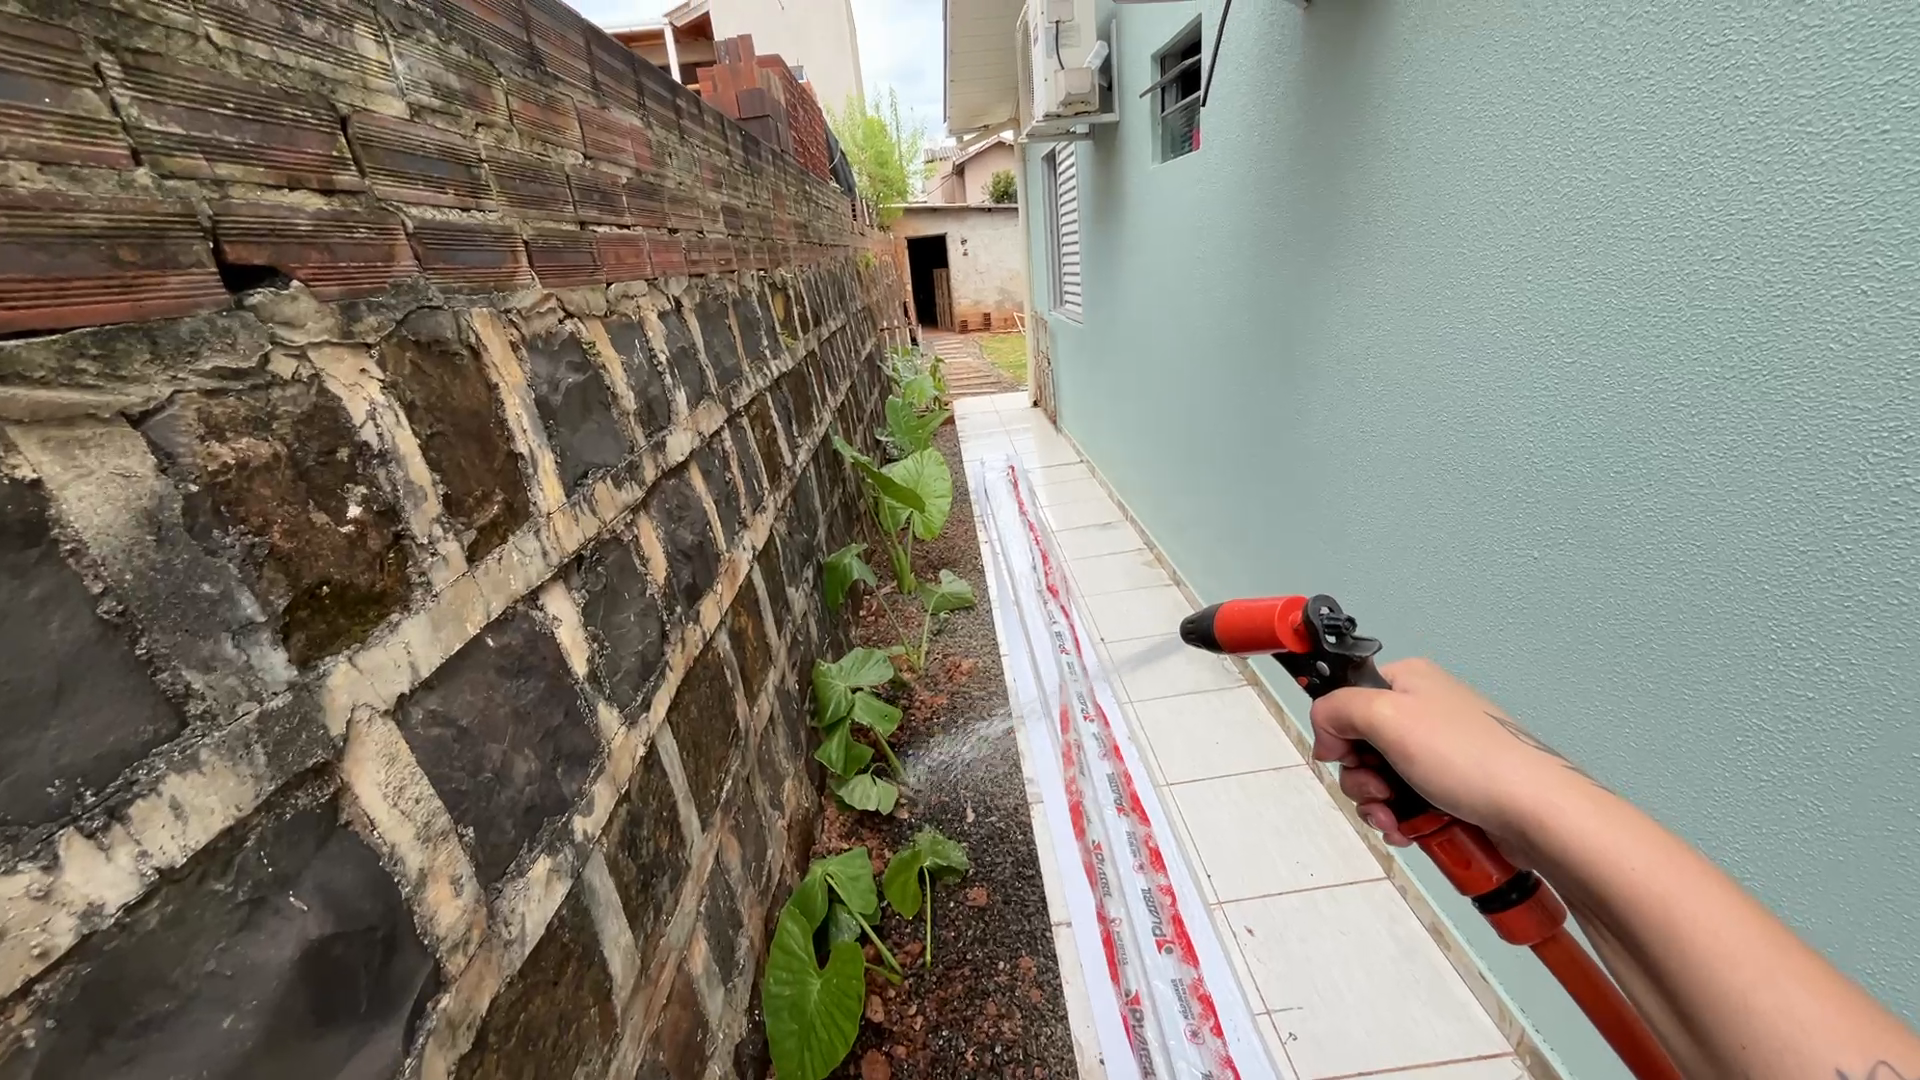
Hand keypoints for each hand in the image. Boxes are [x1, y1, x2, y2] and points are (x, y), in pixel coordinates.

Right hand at [1310, 658, 1588, 846]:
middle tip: (1379, 790)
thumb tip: (1327, 737)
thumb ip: (1335, 710)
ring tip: (1395, 820)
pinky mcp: (1453, 791)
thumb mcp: (1384, 715)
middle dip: (1358, 775)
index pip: (1346, 695)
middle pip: (1359, 742)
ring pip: (1379, 778)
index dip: (1335, 727)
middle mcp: (1422, 712)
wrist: (1540, 813)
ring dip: (1375, 803)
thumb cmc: (1460, 755)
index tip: (1341, 754)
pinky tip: (1407, 833)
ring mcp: (1439, 754)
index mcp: (1408, 680)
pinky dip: (1398, 819)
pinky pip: (1405, 803)